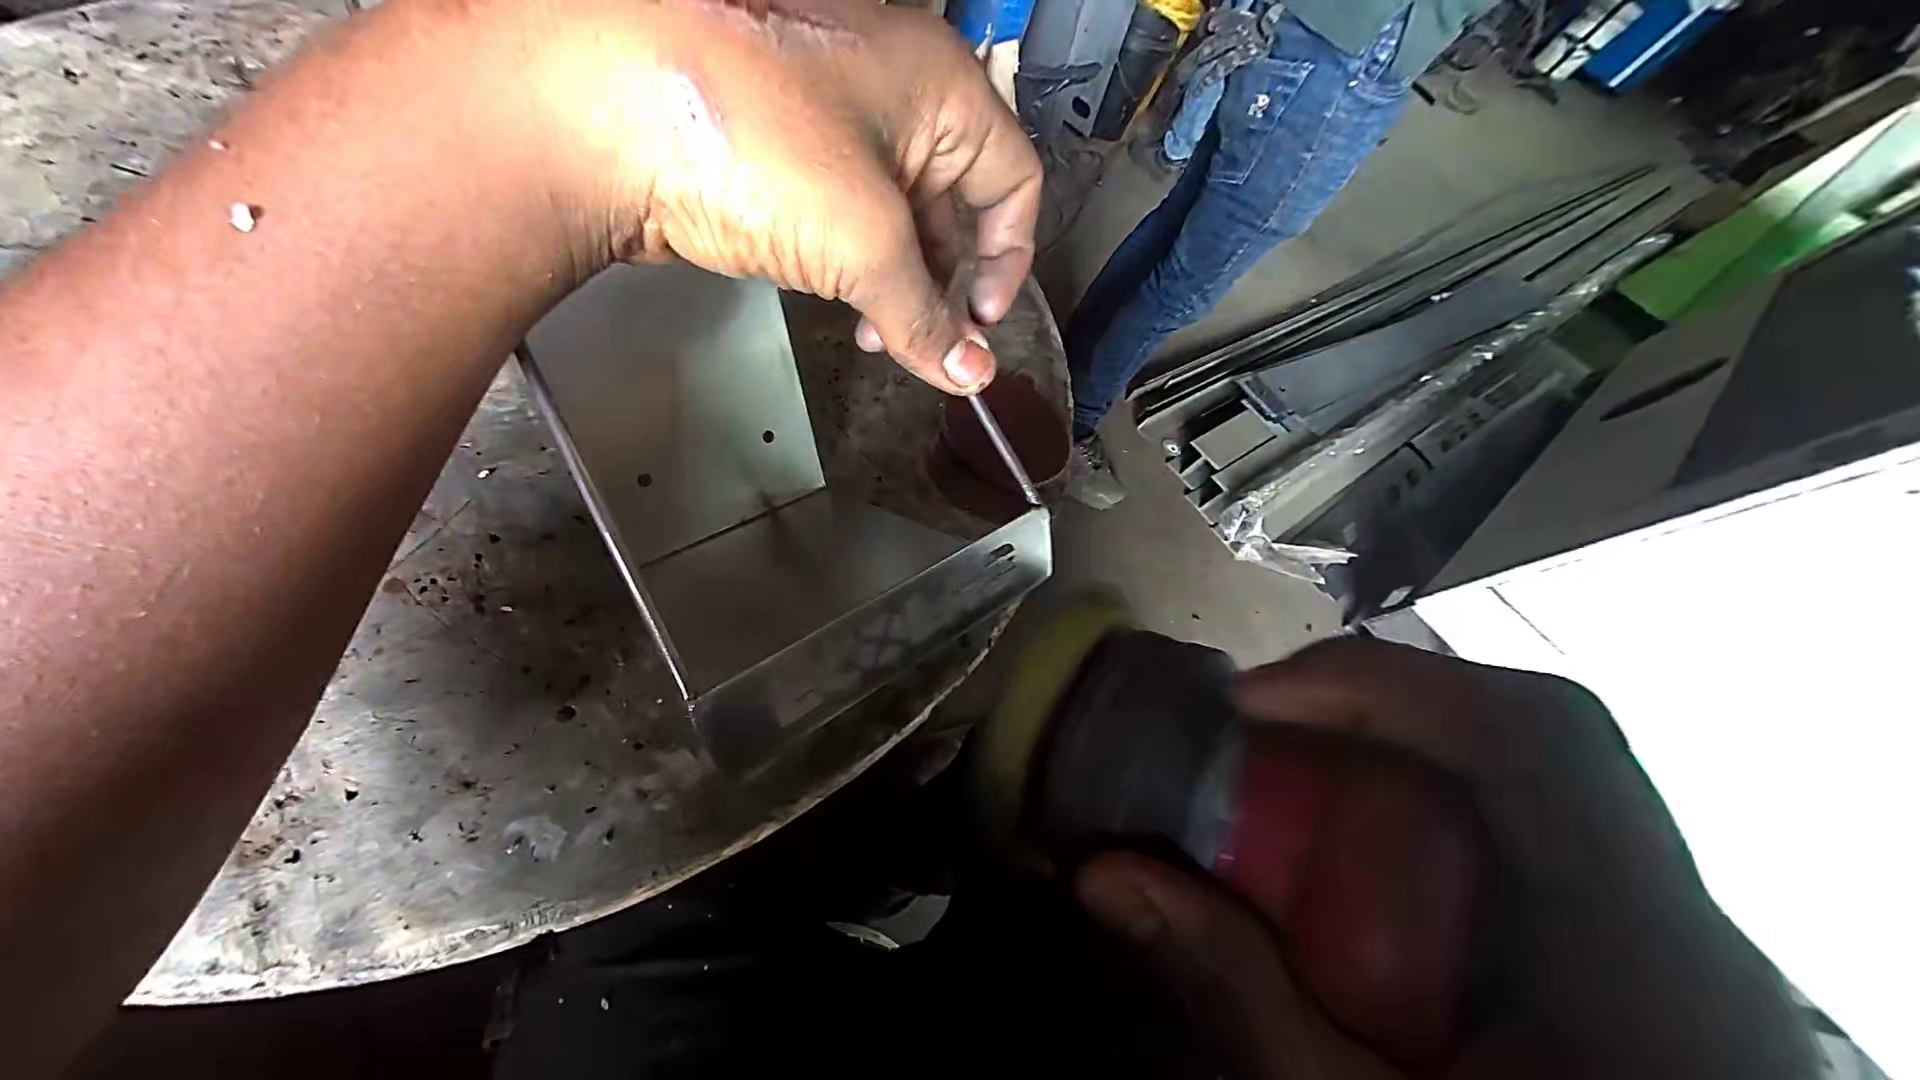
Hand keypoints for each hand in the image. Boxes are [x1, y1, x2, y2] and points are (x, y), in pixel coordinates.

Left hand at [529, 0, 1040, 393]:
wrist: (590, 110)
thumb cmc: (754, 145)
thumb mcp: (863, 243)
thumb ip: (925, 316)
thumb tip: (973, 377)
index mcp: (937, 86)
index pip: (1014, 181)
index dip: (1009, 259)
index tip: (980, 322)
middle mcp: (894, 92)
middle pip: (956, 207)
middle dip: (946, 284)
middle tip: (927, 343)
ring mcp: (834, 120)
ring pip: (899, 219)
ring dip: (900, 286)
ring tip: (877, 334)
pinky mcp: (787, 156)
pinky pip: (849, 218)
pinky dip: (857, 268)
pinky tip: (841, 304)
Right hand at [1076, 639, 1816, 1079]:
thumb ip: (1237, 993)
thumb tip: (1104, 876)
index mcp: (1652, 956)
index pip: (1534, 735)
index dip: (1382, 683)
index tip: (1252, 701)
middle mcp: (1676, 917)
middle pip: (1521, 727)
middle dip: (1370, 702)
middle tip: (1256, 722)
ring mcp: (1660, 925)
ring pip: (1516, 764)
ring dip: (1387, 740)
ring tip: (1286, 762)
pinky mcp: (1626, 941)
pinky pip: (1514, 815)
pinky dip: (1415, 792)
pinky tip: (1349, 835)